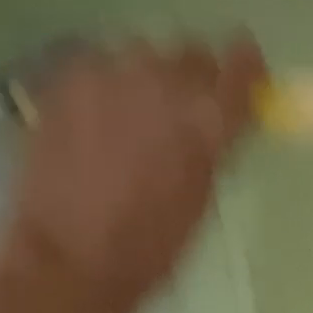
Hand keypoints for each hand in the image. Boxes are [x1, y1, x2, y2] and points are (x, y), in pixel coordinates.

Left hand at [3, 37, 266, 312]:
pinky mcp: (66, 78)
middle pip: (191, 55)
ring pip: (143, 55)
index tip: (245, 85)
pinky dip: (109, 88)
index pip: (242, 64)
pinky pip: (100, 66)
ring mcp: (109, 74)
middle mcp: (161, 81)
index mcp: (206, 120)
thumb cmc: (149, 248)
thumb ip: (213, 149)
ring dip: (149, 81)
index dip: (246, 73)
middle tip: (185, 116)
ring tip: (137, 122)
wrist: (70, 257)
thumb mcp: (201, 199)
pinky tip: (100, 126)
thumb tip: (218, 124)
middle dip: (195, 80)